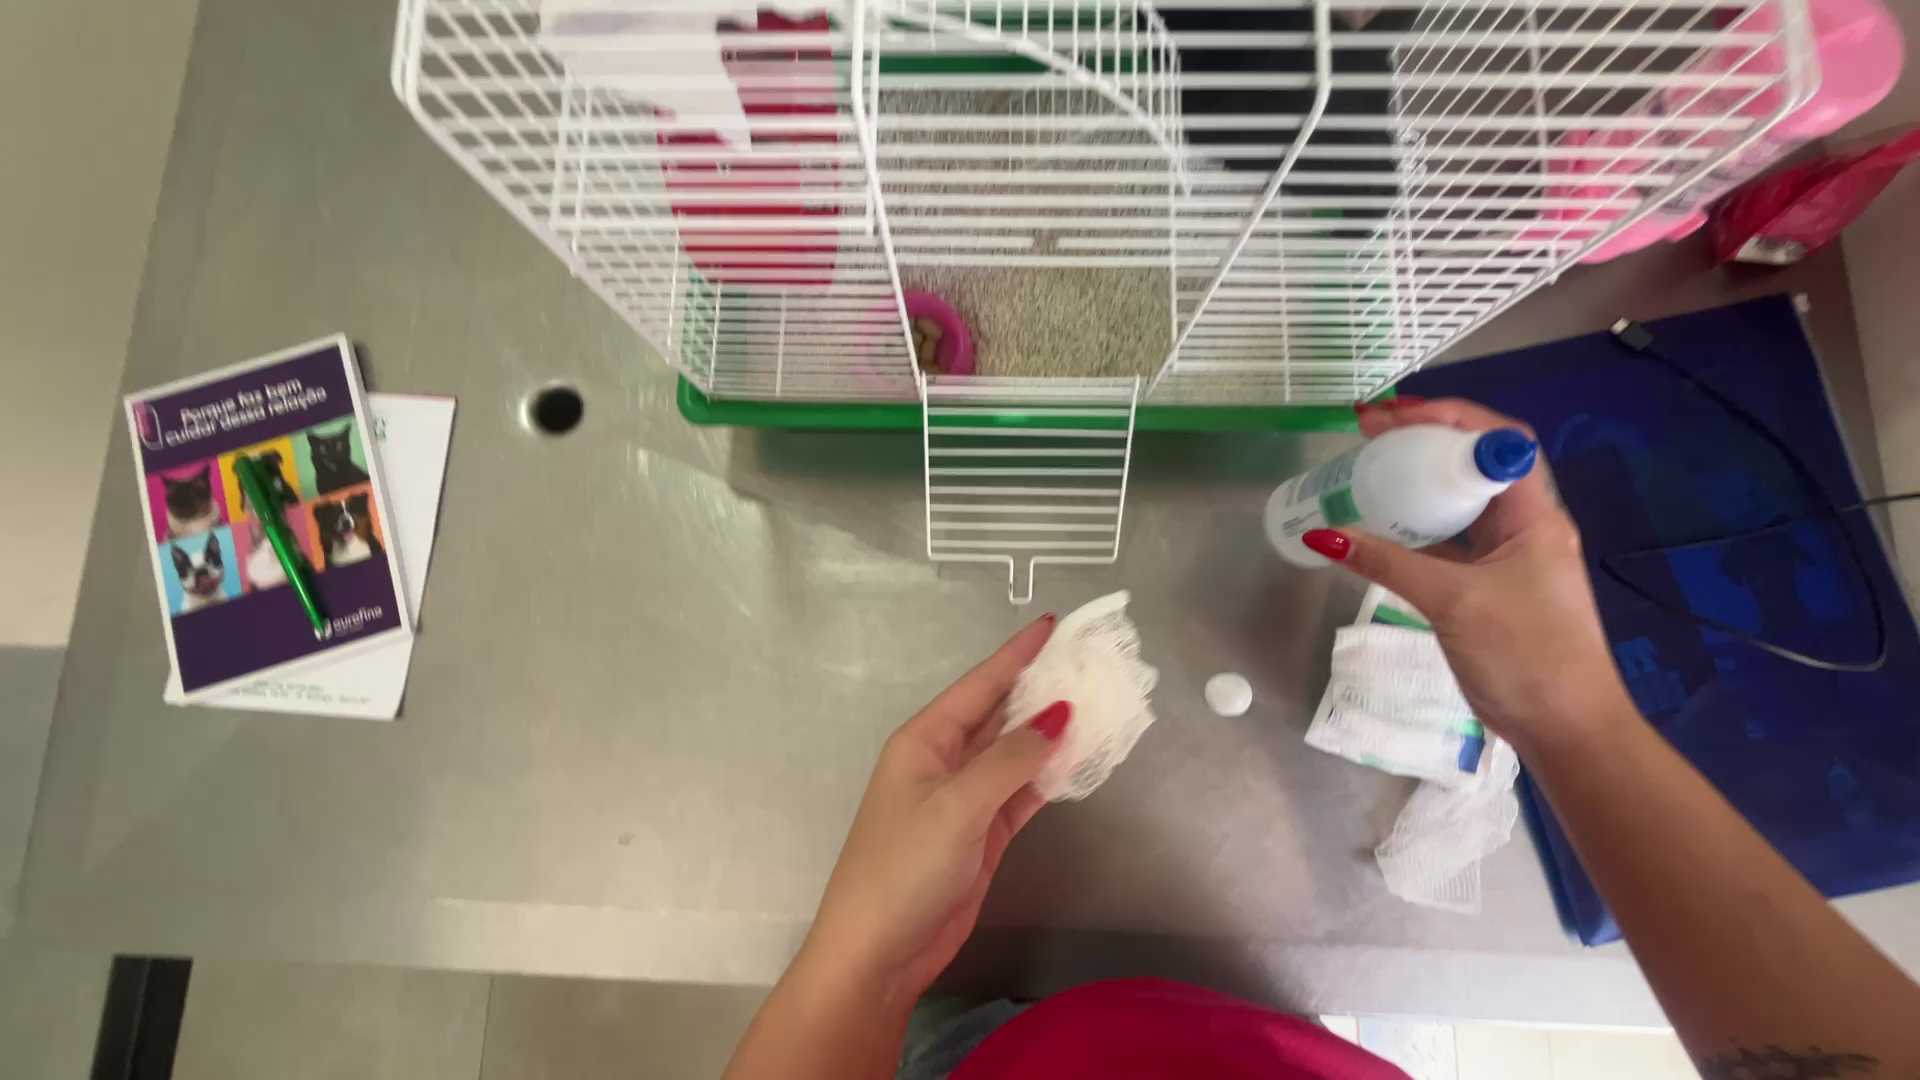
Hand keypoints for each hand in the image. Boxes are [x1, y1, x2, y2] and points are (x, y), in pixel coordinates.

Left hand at [801, 616, 1069, 999]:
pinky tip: (1078, 758)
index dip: (1016, 654)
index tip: (1052, 625)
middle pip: (1000, 713)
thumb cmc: (904, 866)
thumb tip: (1058, 716)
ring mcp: (966, 797)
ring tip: (1094, 702)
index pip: (980, 684)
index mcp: (925, 739)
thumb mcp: (956, 806)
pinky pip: (1022, 791)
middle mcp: (946, 759)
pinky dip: (1049, 775)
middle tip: (1086, 662)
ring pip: (1015, 752)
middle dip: (1040, 688)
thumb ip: (1009, 759)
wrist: (878, 953)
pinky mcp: (983, 831)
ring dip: (1050, 731)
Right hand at [1304, 397, 1636, 756]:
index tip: (1392, 415)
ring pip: (1457, 502)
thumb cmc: (1526, 654)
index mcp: (1535, 518)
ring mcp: (1503, 558)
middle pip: (1474, 464)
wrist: (1564, 726)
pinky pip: (1444, 540)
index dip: (1449, 417)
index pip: (1499, 443)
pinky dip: (1411, 526)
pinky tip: (1377, 524)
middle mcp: (1523, 528)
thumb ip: (1387, 563)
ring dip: (1416, 481)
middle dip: (1422, 441)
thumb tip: (1323, 535)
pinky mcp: (1483, 586)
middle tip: (1367, 433)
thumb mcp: (1453, 600)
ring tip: (1367, 469)